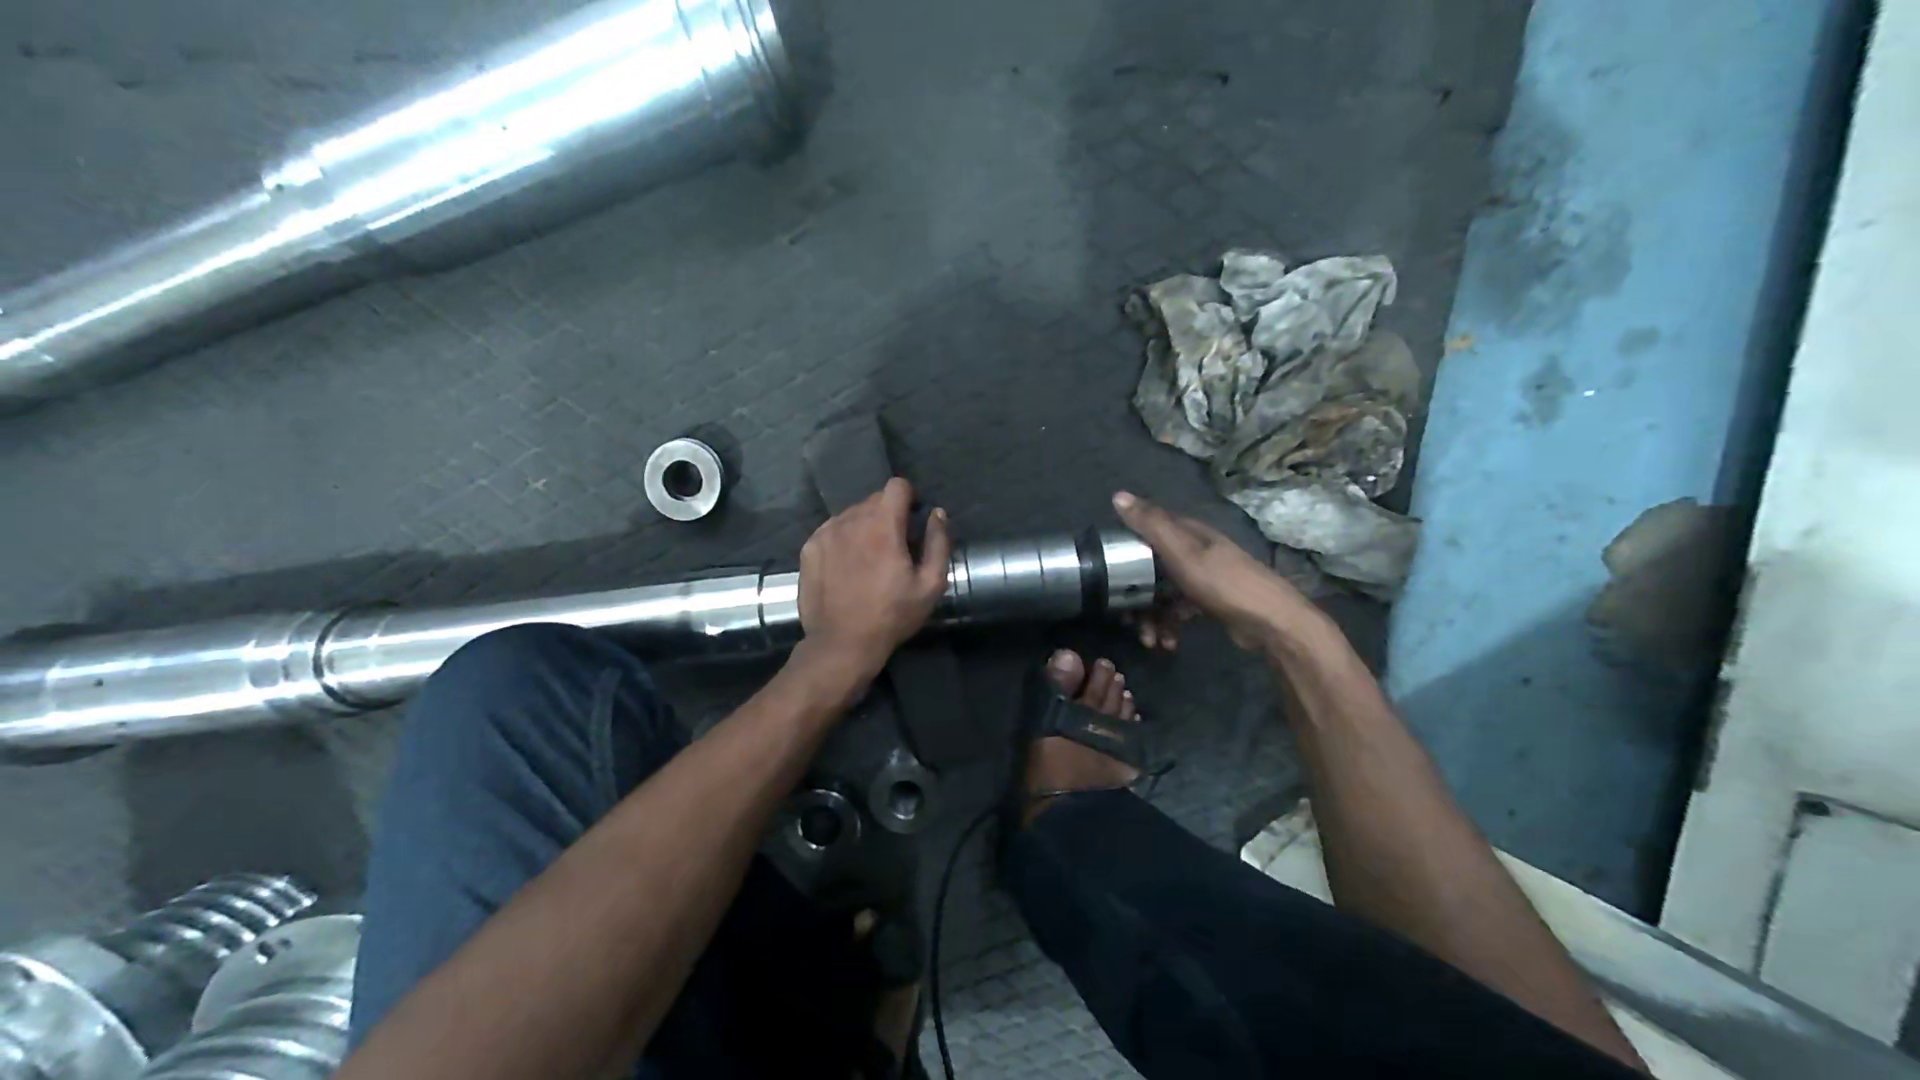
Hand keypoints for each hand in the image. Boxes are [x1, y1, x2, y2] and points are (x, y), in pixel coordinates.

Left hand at [795, 478, 952, 679]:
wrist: (841, 643)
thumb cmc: (891, 616)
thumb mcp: (930, 585)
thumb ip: (938, 543)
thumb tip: (937, 513)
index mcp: (882, 526)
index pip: (896, 485)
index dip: (909, 498)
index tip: (912, 519)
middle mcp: (851, 520)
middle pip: (874, 499)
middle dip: (888, 515)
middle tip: (894, 546)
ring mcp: (825, 533)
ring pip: (852, 514)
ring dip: (864, 526)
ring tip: (869, 558)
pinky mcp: (809, 548)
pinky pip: (832, 529)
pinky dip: (843, 539)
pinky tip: (847, 566)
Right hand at [1111, 490, 1333, 652]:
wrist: (1271, 622)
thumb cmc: (1223, 582)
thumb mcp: (1182, 551)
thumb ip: (1151, 524)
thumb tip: (1118, 495)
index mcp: (1188, 533)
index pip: (1146, 532)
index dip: (1124, 552)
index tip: (1107, 576)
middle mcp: (1194, 550)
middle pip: (1151, 569)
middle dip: (1136, 597)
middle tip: (1127, 620)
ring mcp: (1203, 577)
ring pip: (1163, 594)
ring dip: (1152, 618)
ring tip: (1150, 640)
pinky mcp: (1210, 601)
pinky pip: (1179, 610)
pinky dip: (1171, 625)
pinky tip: (1169, 642)